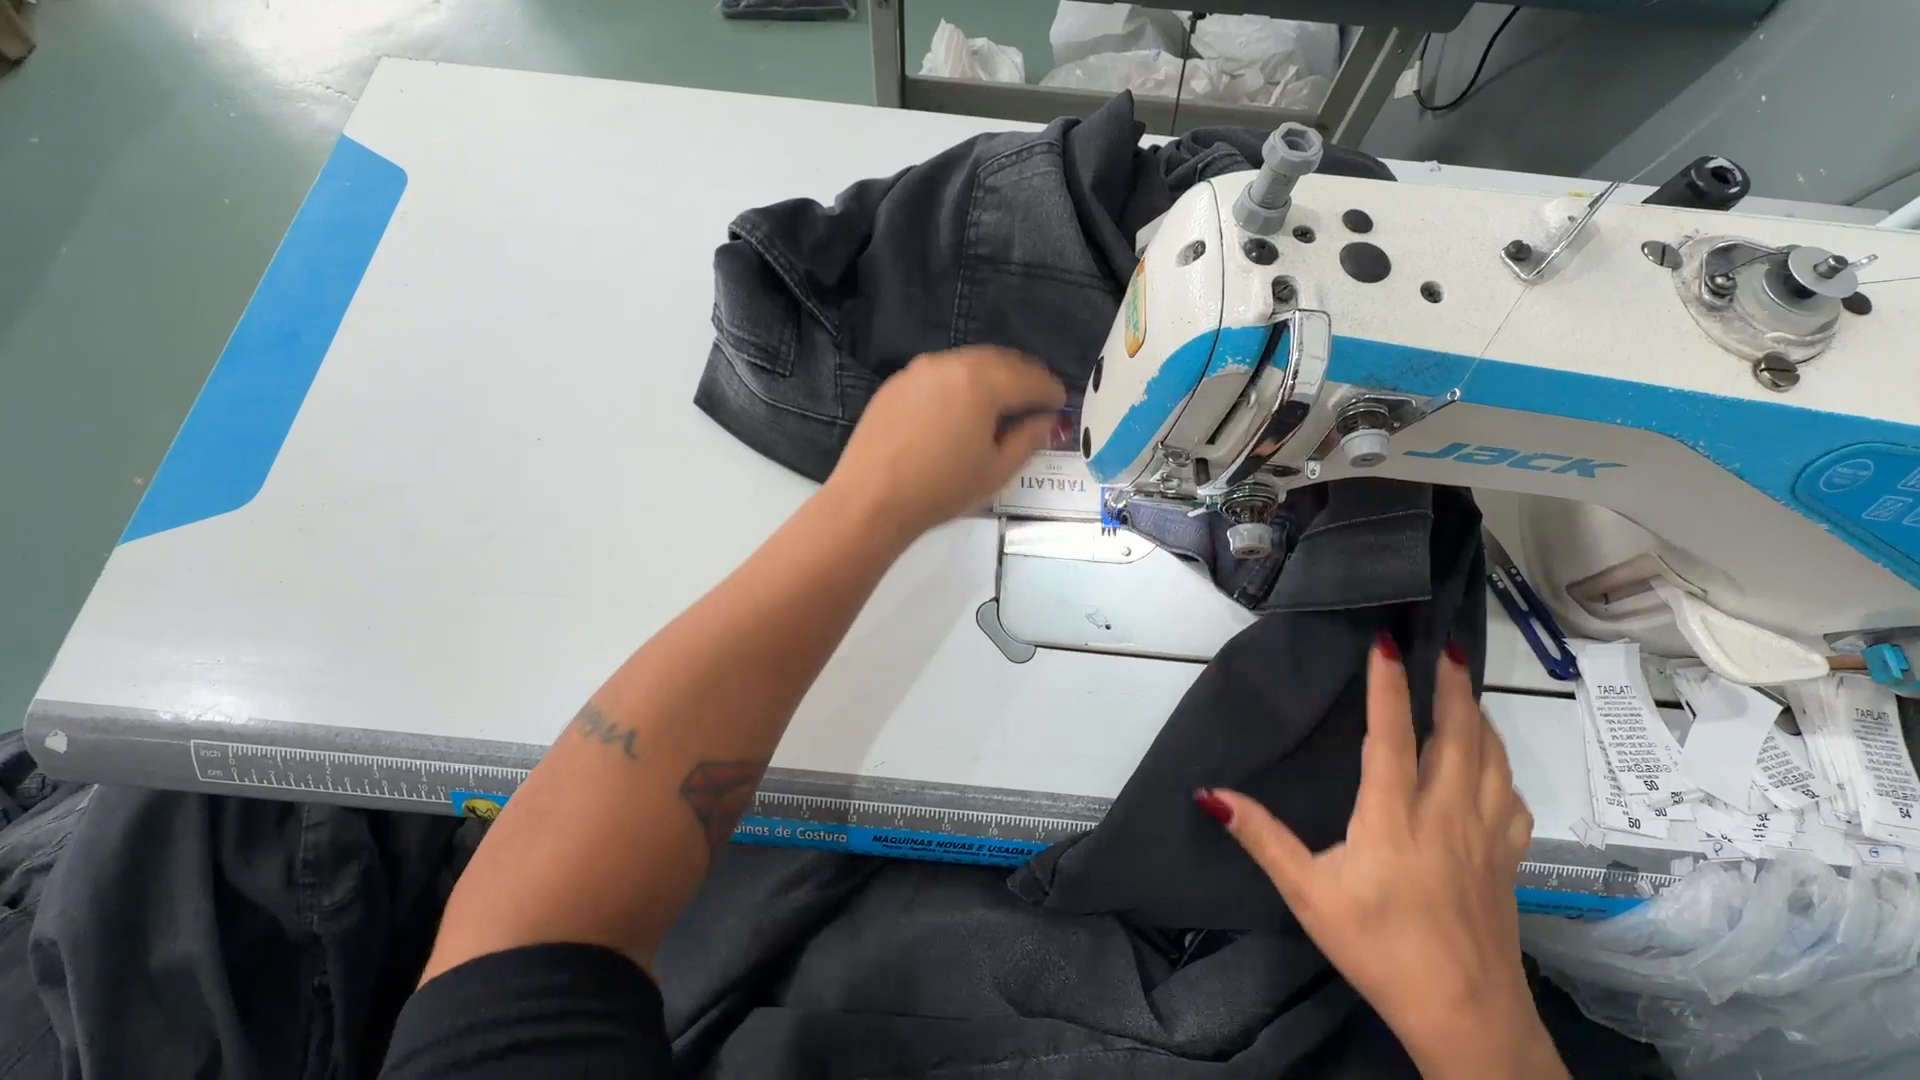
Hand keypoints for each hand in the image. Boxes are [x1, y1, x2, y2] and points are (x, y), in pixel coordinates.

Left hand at [824, 346, 1066, 539]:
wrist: (870, 499)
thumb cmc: (941, 489)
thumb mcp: (996, 470)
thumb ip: (1029, 438)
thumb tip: (1046, 419)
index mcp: (983, 383)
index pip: (1030, 378)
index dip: (1051, 390)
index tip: (1061, 402)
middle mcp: (952, 364)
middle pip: (1001, 360)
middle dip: (1024, 376)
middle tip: (1038, 397)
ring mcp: (920, 370)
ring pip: (969, 362)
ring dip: (993, 375)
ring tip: (1003, 400)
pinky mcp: (897, 382)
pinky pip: (941, 373)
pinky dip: (961, 382)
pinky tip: (962, 405)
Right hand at [1197, 637, 1565, 1079]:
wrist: (1466, 1015)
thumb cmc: (1379, 950)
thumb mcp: (1308, 895)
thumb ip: (1262, 839)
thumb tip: (1212, 794)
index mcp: (1393, 816)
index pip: (1391, 734)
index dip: (1386, 685)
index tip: (1386, 641)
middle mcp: (1446, 813)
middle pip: (1457, 733)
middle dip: (1450, 684)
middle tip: (1442, 645)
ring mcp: (1485, 835)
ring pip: (1492, 759)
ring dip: (1478, 717)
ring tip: (1464, 690)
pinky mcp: (1508, 859)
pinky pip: (1512, 797)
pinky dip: (1502, 767)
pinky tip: (1491, 767)